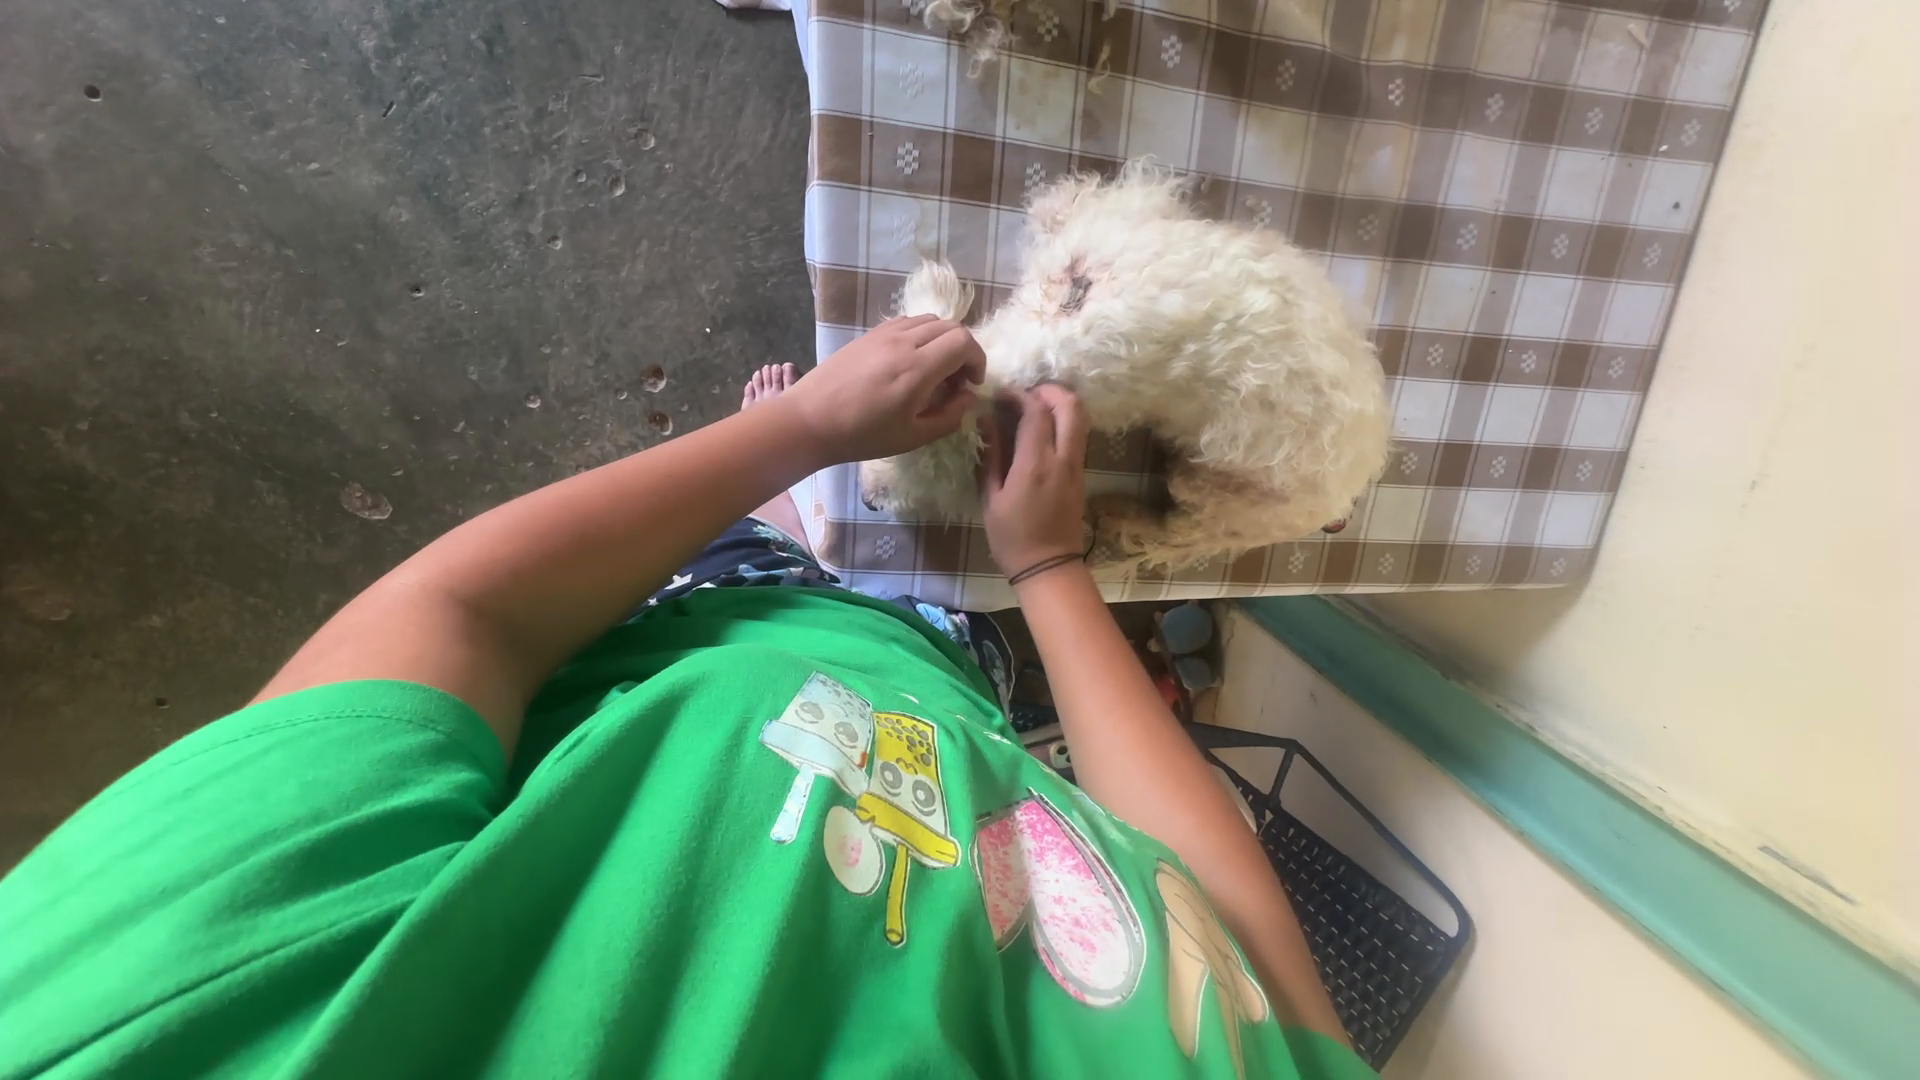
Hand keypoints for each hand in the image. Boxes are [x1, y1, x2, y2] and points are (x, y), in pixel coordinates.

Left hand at [779, 315, 985, 464]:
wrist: (810, 420)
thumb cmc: (862, 436)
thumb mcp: (912, 437)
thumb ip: (949, 417)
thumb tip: (968, 397)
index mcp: (918, 368)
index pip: (964, 342)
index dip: (977, 360)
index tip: (971, 383)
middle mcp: (904, 342)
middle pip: (951, 326)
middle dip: (963, 350)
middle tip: (955, 380)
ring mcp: (884, 334)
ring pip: (929, 320)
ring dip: (942, 340)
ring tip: (934, 370)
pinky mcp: (869, 334)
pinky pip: (906, 322)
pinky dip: (920, 335)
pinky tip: (910, 361)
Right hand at [979, 384, 1089, 580]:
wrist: (1048, 566)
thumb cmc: (1012, 538)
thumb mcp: (991, 498)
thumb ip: (992, 455)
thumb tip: (987, 421)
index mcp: (1035, 464)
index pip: (1036, 410)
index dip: (1018, 395)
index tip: (1000, 396)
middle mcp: (1062, 458)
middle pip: (1070, 405)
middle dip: (1049, 390)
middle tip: (1025, 395)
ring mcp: (1077, 466)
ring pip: (1080, 418)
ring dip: (1060, 404)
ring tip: (1034, 410)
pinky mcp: (1082, 474)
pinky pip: (1078, 436)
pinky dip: (1064, 422)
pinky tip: (1042, 431)